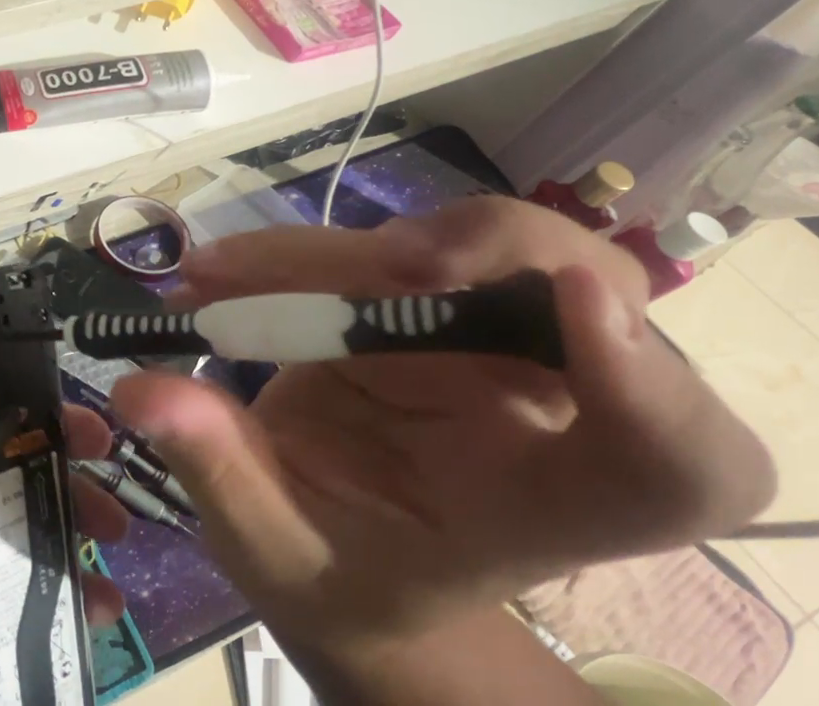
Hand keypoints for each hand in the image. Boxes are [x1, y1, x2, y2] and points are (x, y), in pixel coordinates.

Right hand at [110, 197, 774, 651]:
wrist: (339, 546)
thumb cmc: (333, 573)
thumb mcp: (269, 547)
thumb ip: (219, 471)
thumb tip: (141, 387)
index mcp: (550, 506)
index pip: (678, 460)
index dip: (652, 384)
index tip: (580, 310)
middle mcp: (547, 407)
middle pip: (594, 289)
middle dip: (489, 255)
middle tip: (378, 266)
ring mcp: (490, 342)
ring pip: (478, 245)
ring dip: (349, 251)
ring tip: (225, 276)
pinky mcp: (432, 301)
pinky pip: (387, 248)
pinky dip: (302, 252)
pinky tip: (223, 270)